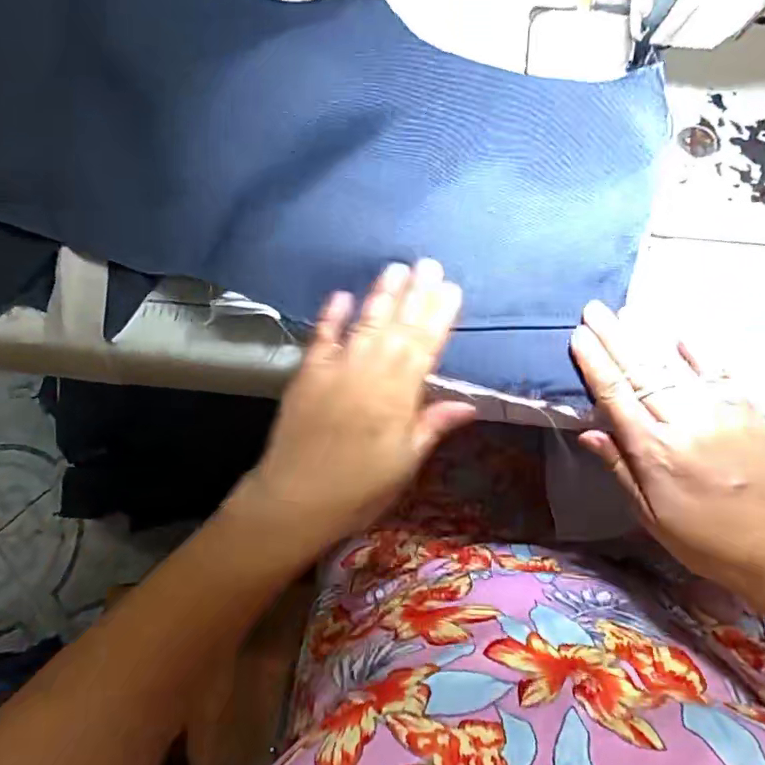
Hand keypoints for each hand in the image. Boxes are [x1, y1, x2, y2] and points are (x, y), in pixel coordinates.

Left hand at [229, 260, 478, 554]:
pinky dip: (331, 316)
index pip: (424, 346)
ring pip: (363, 324)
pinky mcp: (306, 374)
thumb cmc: (359, 490)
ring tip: (395, 268)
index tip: (450, 289)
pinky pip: (321, 338)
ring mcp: (335, 370)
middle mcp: (369, 373)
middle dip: (415, 294)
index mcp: (398, 395)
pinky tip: (341, 295)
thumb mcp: (405, 463)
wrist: (295, 500)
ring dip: (380, 295)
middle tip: (428, 264)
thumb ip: (432, 426)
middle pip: (397, 327)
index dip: (439, 316)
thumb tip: (469, 404)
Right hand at [568, 301, 764, 605]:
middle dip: (613, 339)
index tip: (578, 337)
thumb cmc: (702, 538)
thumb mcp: (649, 513)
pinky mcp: (746, 410)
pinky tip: (680, 335)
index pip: (615, 397)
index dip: (594, 364)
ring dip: (646, 337)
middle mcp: (683, 424)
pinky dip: (698, 352)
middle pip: (640, 373)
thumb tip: (589, 430)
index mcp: (654, 452)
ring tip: (625, 312)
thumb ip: (619, 467)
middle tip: (592, 310)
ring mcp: (718, 412)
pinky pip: (718, 372)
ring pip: (673, 366)